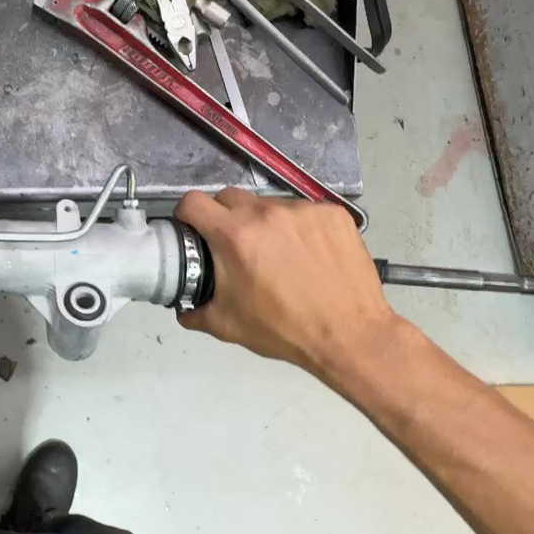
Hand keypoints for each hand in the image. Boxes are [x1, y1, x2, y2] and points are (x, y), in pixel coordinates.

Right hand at [175, 188, 407, 385]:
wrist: (350, 335)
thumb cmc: (283, 330)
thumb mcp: (226, 326)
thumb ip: (194, 311)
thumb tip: (183, 307)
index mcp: (234, 236)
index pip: (193, 202)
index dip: (186, 214)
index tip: (192, 227)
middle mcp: (266, 213)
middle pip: (228, 197)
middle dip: (223, 216)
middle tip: (234, 245)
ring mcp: (303, 210)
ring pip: (268, 204)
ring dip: (264, 222)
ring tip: (278, 254)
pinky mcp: (333, 213)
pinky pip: (303, 211)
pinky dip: (298, 227)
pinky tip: (308, 254)